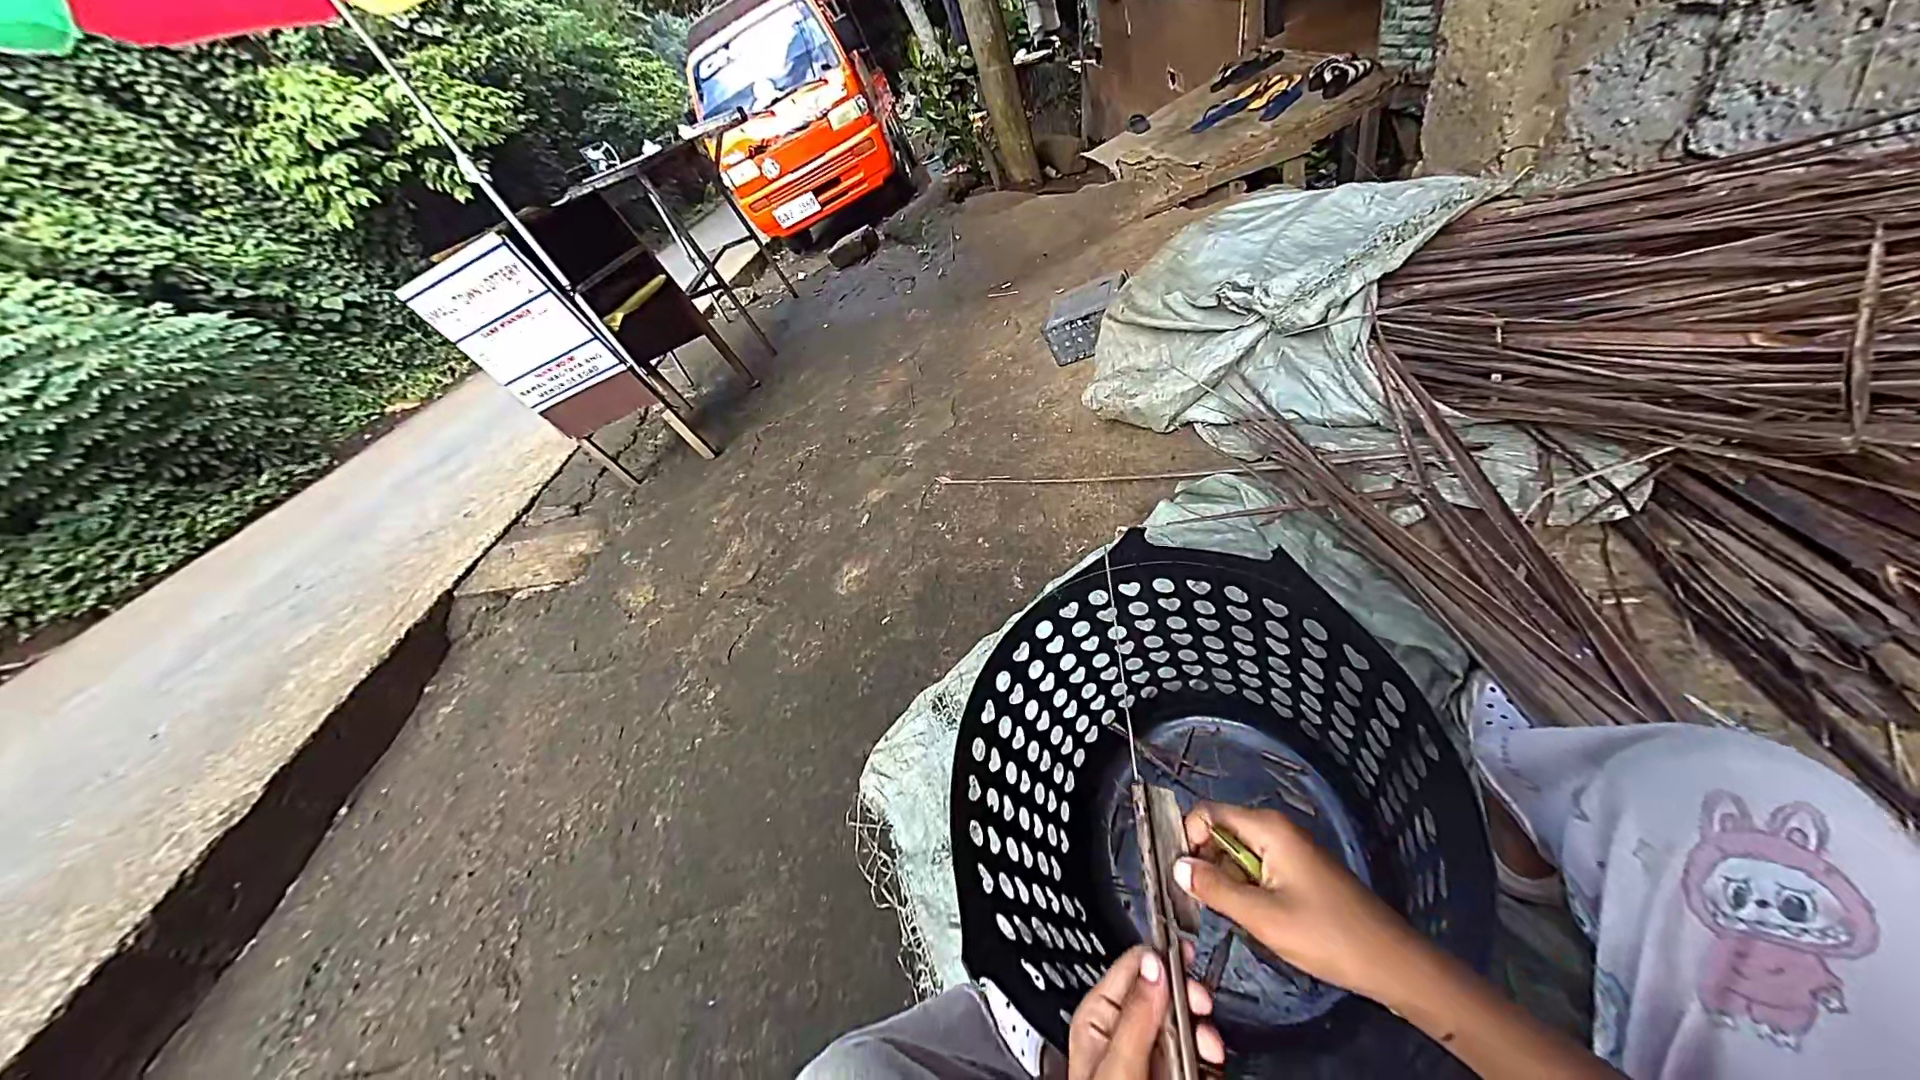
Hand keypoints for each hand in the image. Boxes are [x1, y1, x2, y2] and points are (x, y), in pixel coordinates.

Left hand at [1066, 945, 1223, 1079]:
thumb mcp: (1118, 1066)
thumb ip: (1137, 1016)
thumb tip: (1154, 963)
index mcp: (1098, 1017)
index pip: (1133, 965)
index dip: (1163, 957)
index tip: (1190, 957)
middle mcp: (1123, 1031)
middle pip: (1164, 992)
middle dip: (1189, 998)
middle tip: (1203, 1008)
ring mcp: (1148, 1054)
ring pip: (1184, 1024)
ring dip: (1204, 1031)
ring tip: (1210, 1049)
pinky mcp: (1170, 1073)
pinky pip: (1194, 1055)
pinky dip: (1208, 1058)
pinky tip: (1211, 1066)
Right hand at [1176, 802, 1427, 1002]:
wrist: (1393, 963)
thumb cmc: (1327, 935)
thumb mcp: (1263, 917)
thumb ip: (1214, 889)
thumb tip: (1176, 866)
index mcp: (1267, 828)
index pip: (1206, 813)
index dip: (1190, 840)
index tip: (1188, 877)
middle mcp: (1275, 827)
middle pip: (1219, 831)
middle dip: (1206, 862)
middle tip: (1208, 902)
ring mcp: (1288, 846)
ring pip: (1235, 851)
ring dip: (1226, 878)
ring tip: (1235, 913)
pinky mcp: (1297, 867)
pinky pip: (1255, 865)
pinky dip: (1246, 886)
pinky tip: (1256, 914)